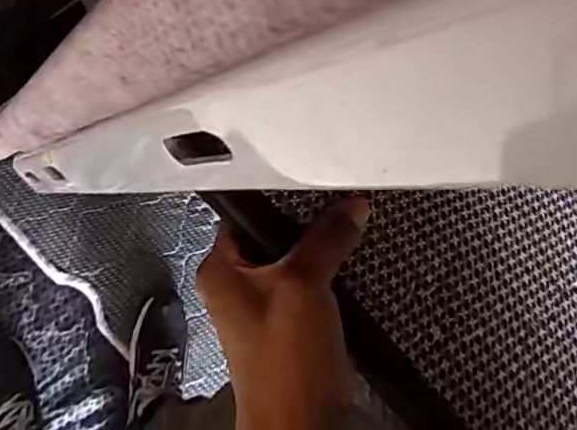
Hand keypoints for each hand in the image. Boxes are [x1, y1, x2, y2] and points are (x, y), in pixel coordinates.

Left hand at [197, 197, 370, 429]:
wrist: (303, 426)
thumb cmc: (285, 359)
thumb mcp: (305, 283)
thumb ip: (328, 237)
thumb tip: (355, 204)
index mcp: (221, 270)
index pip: (244, 211)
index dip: (276, 192)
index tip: (307, 172)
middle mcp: (237, 284)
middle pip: (274, 231)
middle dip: (305, 216)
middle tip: (333, 189)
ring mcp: (265, 304)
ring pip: (295, 255)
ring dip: (320, 242)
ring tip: (347, 213)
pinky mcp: (291, 321)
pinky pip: (310, 278)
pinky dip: (328, 265)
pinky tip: (349, 249)